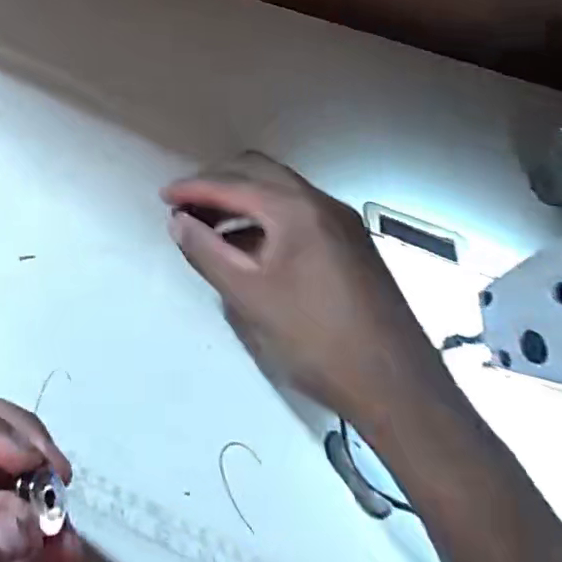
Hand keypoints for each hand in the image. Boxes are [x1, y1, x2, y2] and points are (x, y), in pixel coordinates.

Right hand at [163, 152, 446, 423]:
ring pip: (279, 191)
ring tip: (209, 228)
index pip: (232, 184)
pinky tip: (248, 248)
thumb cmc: (316, 340)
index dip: (192, 189)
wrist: (400, 390)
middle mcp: (322, 203)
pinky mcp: (351, 244)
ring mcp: (342, 222)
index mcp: (296, 210)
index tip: (162, 197)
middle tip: (186, 206)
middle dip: (217, 184)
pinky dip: (265, 218)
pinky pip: (297, 213)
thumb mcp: (248, 297)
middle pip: (258, 172)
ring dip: (241, 199)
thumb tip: (177, 222)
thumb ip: (206, 252)